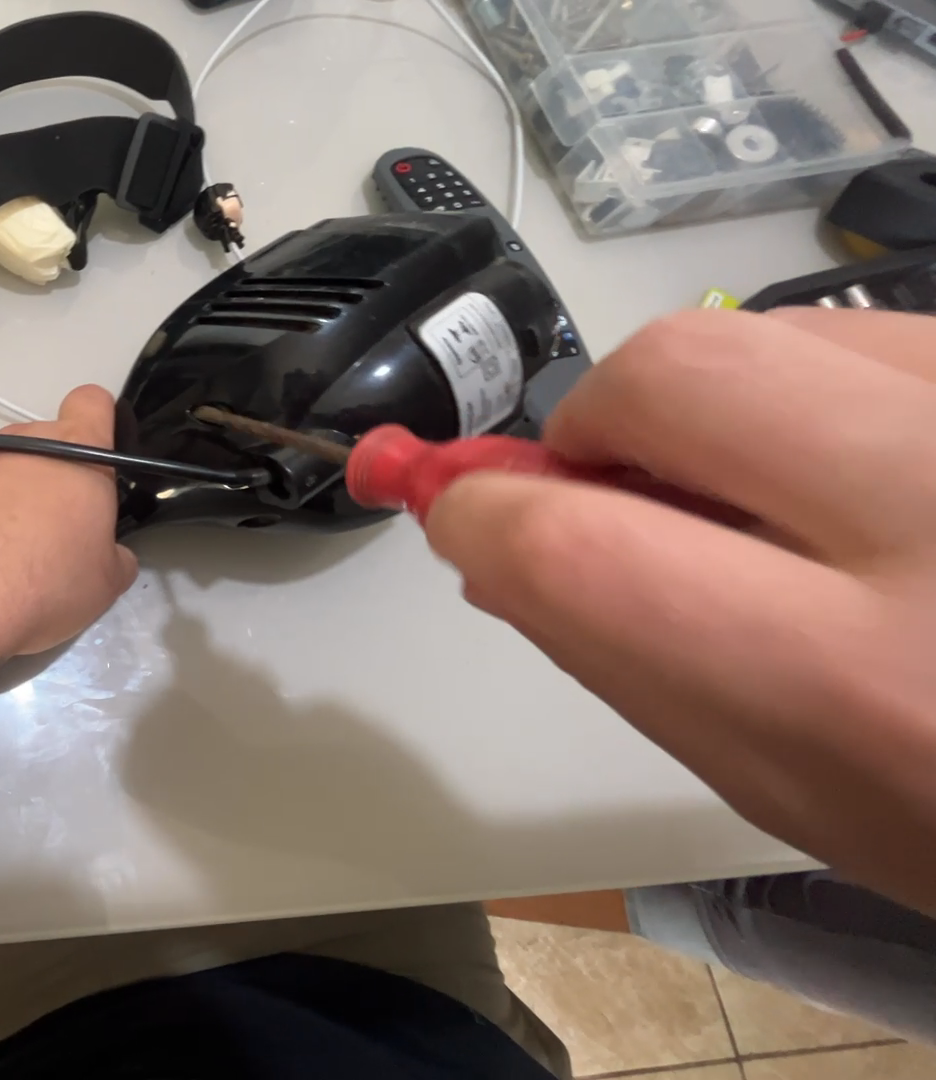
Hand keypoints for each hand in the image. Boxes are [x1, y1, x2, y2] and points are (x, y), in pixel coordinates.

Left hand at [0, 385, 138, 656]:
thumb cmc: (41, 583)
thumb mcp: (103, 584)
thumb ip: (113, 555)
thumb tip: (108, 552)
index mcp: (74, 452)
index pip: (92, 402)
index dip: (99, 425)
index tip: (96, 464)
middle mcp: (19, 442)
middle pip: (43, 445)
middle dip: (49, 480)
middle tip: (49, 534)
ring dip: (4, 501)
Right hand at [425, 308, 935, 911]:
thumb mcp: (768, 774)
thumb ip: (601, 647)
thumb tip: (488, 543)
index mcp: (863, 683)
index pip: (569, 545)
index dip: (476, 515)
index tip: (466, 515)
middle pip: (673, 372)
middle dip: (595, 418)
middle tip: (617, 477)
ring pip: (786, 327)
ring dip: (724, 401)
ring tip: (775, 483)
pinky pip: (896, 328)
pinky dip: (836, 387)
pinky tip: (883, 465)